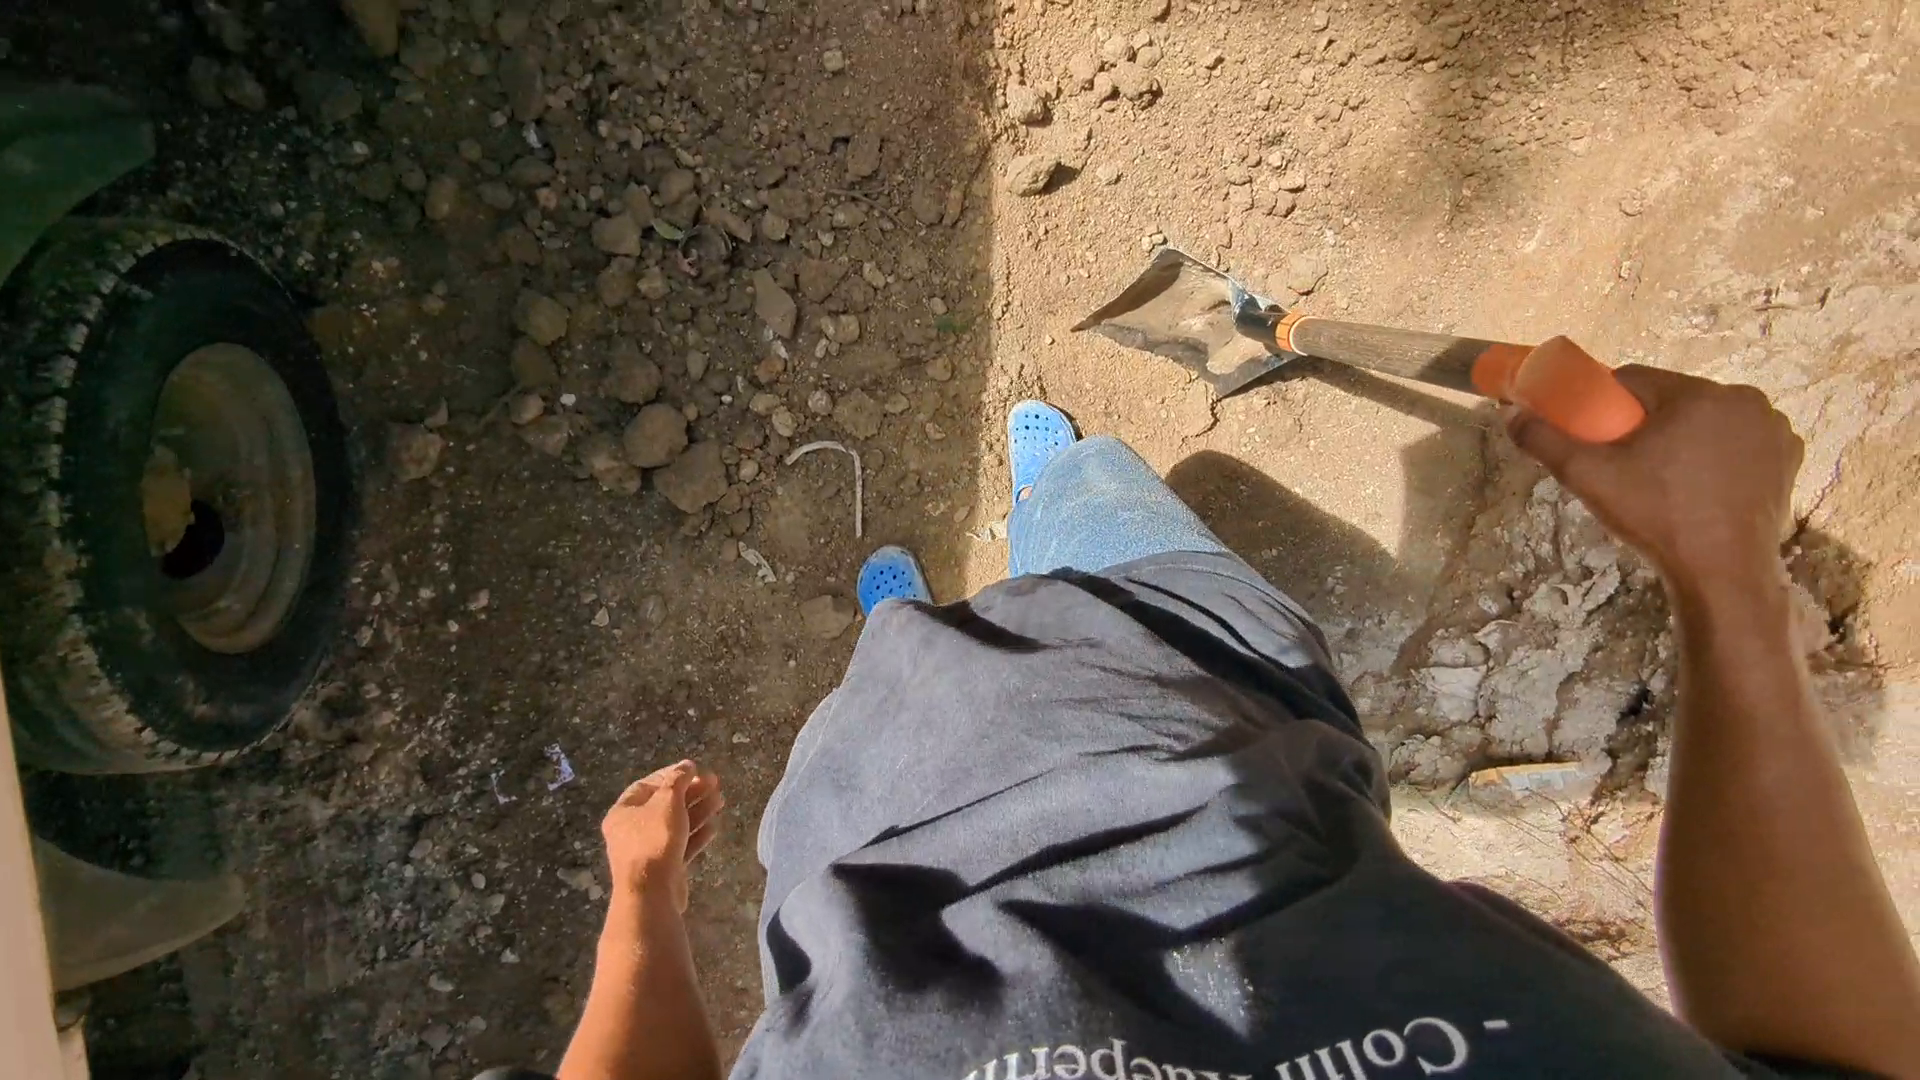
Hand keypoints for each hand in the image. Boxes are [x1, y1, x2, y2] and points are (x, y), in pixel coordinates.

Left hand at [600, 760, 724, 912]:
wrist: (651, 892)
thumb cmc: (655, 838)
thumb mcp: (668, 800)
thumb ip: (678, 779)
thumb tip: (687, 765)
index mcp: (624, 811)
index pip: (648, 784)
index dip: (672, 774)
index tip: (695, 770)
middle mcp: (632, 830)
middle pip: (665, 803)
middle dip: (691, 792)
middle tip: (715, 783)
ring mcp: (648, 849)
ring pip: (676, 823)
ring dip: (699, 810)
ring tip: (721, 800)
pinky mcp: (664, 866)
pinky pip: (682, 844)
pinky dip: (697, 833)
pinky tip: (714, 826)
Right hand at [1506, 366, 1802, 597]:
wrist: (1721, 568)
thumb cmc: (1653, 513)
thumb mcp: (1585, 475)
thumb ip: (1544, 439)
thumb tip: (1509, 412)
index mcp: (1698, 395)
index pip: (1633, 379)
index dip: (1601, 402)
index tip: (1588, 432)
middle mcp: (1745, 400)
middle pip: (1670, 398)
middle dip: (1640, 421)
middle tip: (1617, 460)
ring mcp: (1774, 428)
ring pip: (1703, 419)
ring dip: (1677, 435)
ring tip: (1656, 475)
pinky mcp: (1788, 456)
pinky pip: (1735, 440)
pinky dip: (1712, 453)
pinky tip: (1694, 483)